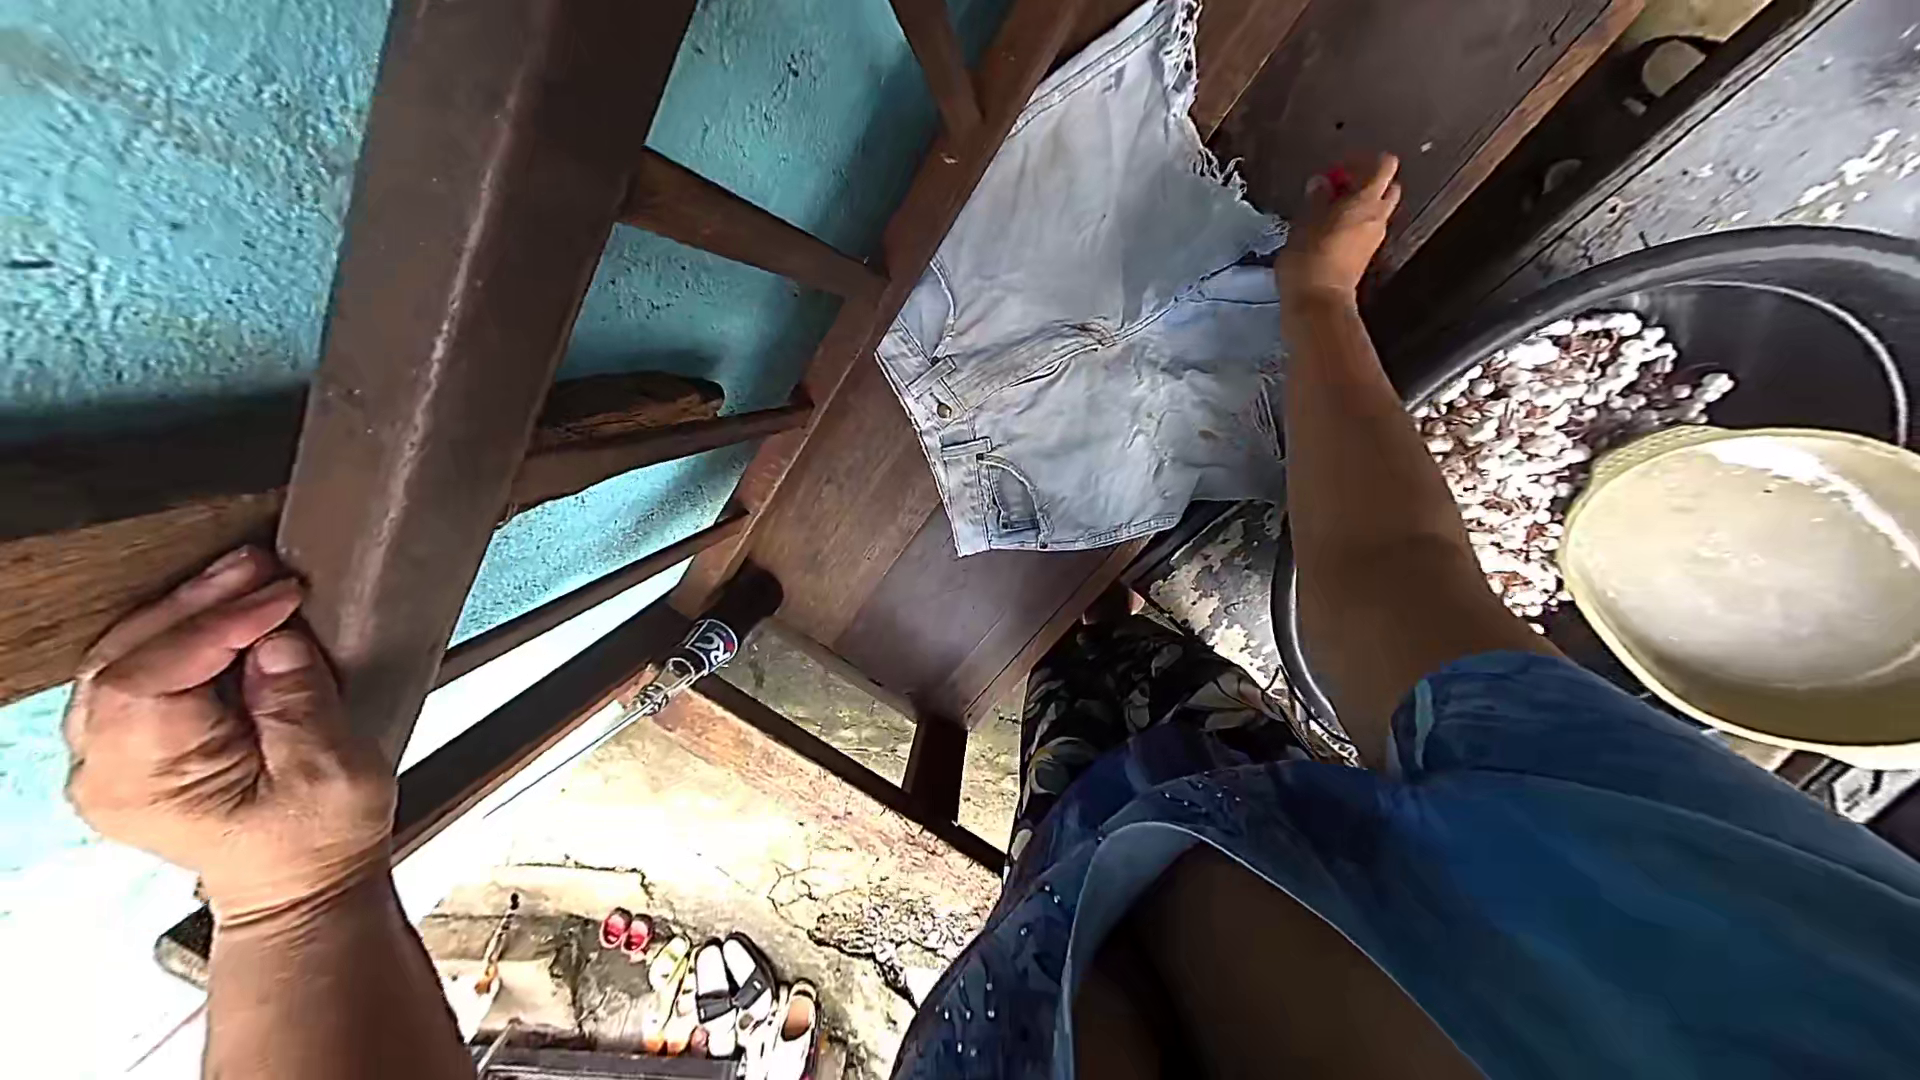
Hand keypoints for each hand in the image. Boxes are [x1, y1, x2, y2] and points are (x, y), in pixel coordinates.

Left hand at [63, 546, 394, 924]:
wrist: (304, 878)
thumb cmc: (320, 835)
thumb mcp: (331, 769)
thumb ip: (300, 703)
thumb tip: (279, 642)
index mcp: (144, 782)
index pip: (149, 680)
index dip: (214, 627)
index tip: (281, 597)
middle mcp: (109, 767)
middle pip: (122, 662)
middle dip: (195, 604)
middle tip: (258, 566)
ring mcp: (119, 755)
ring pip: (124, 660)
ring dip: (188, 609)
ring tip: (248, 573)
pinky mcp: (149, 741)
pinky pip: (146, 671)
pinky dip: (188, 630)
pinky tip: (229, 607)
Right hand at [1277, 153, 1402, 306]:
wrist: (1317, 303)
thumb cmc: (1310, 261)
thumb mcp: (1304, 224)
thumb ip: (1316, 199)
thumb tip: (1320, 184)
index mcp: (1367, 200)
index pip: (1382, 165)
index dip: (1362, 162)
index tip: (1339, 169)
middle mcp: (1377, 217)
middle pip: (1385, 188)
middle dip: (1365, 184)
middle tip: (1337, 190)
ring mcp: (1373, 240)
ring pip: (1375, 212)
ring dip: (1358, 208)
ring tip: (1328, 214)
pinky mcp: (1363, 259)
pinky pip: (1364, 233)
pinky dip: (1352, 228)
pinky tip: (1328, 236)